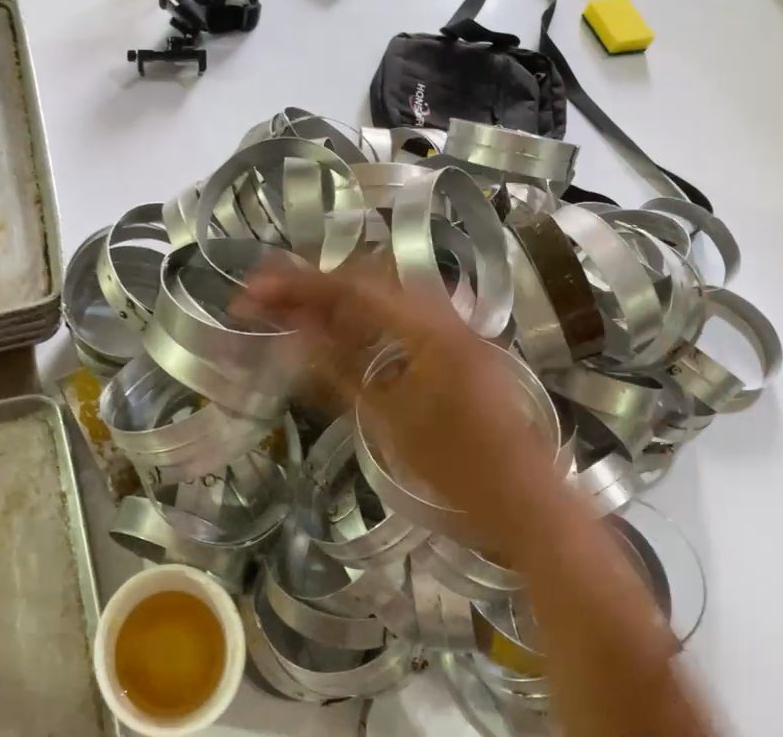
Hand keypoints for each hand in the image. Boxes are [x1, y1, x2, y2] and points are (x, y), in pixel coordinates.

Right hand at [244, 260, 562, 549]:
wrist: (528, 502)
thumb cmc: (459, 469)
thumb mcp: (388, 420)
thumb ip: (339, 371)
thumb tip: (292, 335)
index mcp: (426, 326)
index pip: (349, 287)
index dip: (297, 285)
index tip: (254, 289)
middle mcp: (442, 314)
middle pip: (366, 280)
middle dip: (313, 284)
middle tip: (268, 297)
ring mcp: (452, 330)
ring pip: (382, 297)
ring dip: (335, 300)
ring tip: (292, 312)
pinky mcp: (455, 349)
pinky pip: (399, 319)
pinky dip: (362, 321)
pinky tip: (337, 337)